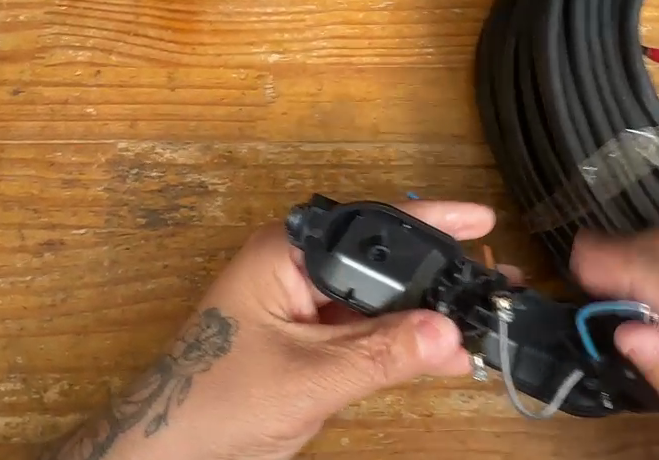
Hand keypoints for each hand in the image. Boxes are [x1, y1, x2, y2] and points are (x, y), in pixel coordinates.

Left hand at [42, 201, 492, 459]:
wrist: (168, 453)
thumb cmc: (218, 404)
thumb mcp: (308, 380)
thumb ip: (380, 355)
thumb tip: (448, 332)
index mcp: (287, 251)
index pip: (370, 227)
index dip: (429, 223)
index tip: (480, 222)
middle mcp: (296, 262)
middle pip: (378, 255)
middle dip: (434, 266)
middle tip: (489, 273)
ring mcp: (302, 297)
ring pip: (376, 292)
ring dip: (422, 307)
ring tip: (478, 310)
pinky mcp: (307, 330)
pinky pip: (363, 324)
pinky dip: (400, 337)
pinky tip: (441, 349)